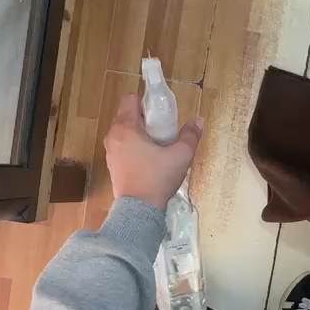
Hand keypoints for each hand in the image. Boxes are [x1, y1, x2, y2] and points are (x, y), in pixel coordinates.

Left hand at [104, 92, 203, 210]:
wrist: (139, 210)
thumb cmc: (158, 178)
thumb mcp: (181, 155)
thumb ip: (190, 135)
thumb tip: (199, 121)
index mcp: (126, 127)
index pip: (130, 99)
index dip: (146, 101)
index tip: (160, 114)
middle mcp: (113, 136)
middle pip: (127, 115)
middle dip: (145, 119)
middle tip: (163, 131)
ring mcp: (110, 152)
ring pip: (124, 132)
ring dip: (139, 134)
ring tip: (157, 147)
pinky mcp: (112, 166)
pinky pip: (122, 147)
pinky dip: (133, 147)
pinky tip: (148, 160)